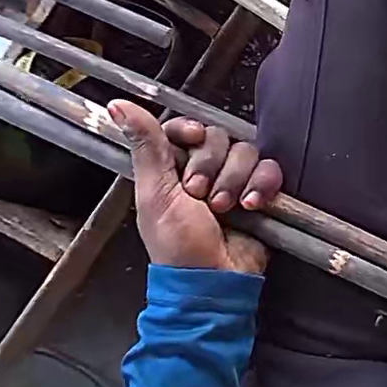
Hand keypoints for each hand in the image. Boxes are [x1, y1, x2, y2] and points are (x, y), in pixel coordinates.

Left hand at [110, 100, 280, 274]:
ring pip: (245, 151)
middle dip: (211, 165)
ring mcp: (233, 180)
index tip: (192, 141)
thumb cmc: (176, 244)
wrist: (213, 281)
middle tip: (199, 194)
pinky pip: (269, 170)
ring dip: (234, 180)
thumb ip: (145, 145)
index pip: (186, 127)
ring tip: (224, 208)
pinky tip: (251, 206)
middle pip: (218, 136)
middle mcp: (204, 168)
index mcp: (172, 166)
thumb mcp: (155, 192)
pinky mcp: (260, 193)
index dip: (190, 131)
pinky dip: (262, 185)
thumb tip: (118, 105)